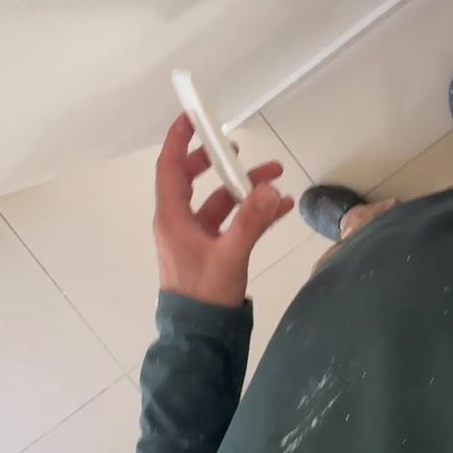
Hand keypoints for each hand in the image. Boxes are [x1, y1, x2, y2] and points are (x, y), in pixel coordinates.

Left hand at [153, 114, 295, 307]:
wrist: (200, 334)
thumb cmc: (205, 293)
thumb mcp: (230, 254)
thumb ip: (251, 220)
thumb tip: (270, 188)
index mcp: (173, 218)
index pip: (170, 168)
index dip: (179, 140)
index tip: (191, 117)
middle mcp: (181, 222)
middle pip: (194, 179)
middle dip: (218, 161)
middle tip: (237, 147)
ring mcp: (197, 235)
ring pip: (219, 200)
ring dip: (245, 187)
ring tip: (277, 176)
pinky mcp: (213, 248)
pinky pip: (233, 220)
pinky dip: (254, 211)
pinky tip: (281, 208)